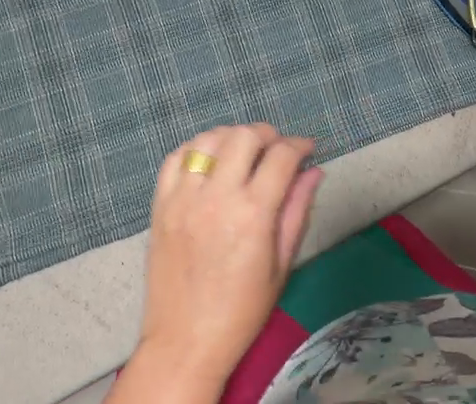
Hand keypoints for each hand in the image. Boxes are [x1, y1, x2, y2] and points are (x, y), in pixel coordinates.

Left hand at [133, 124, 322, 393]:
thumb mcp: (281, 265)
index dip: (299, 145)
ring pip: (208, 139)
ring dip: (231, 137)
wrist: (185, 340)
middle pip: (243, 136)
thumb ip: (297, 210)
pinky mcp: (160, 204)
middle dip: (266, 134)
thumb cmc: (242, 310)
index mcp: (253, 214)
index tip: (307, 148)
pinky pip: (176, 157)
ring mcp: (183, 197)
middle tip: (276, 149)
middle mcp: (217, 196)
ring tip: (242, 153)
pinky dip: (195, 150)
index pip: (281, 156)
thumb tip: (314, 171)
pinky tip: (209, 162)